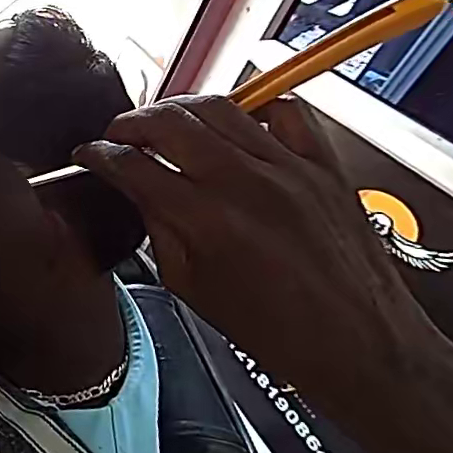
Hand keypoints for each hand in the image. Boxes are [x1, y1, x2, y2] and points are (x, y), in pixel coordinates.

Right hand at [75, 95, 452, 425]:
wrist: (363, 347)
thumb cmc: (278, 330)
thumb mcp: (189, 285)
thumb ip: (156, 227)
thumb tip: (135, 189)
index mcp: (205, 220)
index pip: (130, 164)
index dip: (97, 154)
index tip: (89, 153)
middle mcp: (245, 184)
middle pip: (167, 121)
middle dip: (129, 122)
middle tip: (119, 134)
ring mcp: (288, 168)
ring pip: (217, 105)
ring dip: (177, 107)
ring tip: (164, 122)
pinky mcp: (322, 165)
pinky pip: (284, 109)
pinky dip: (252, 106)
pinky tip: (234, 123)